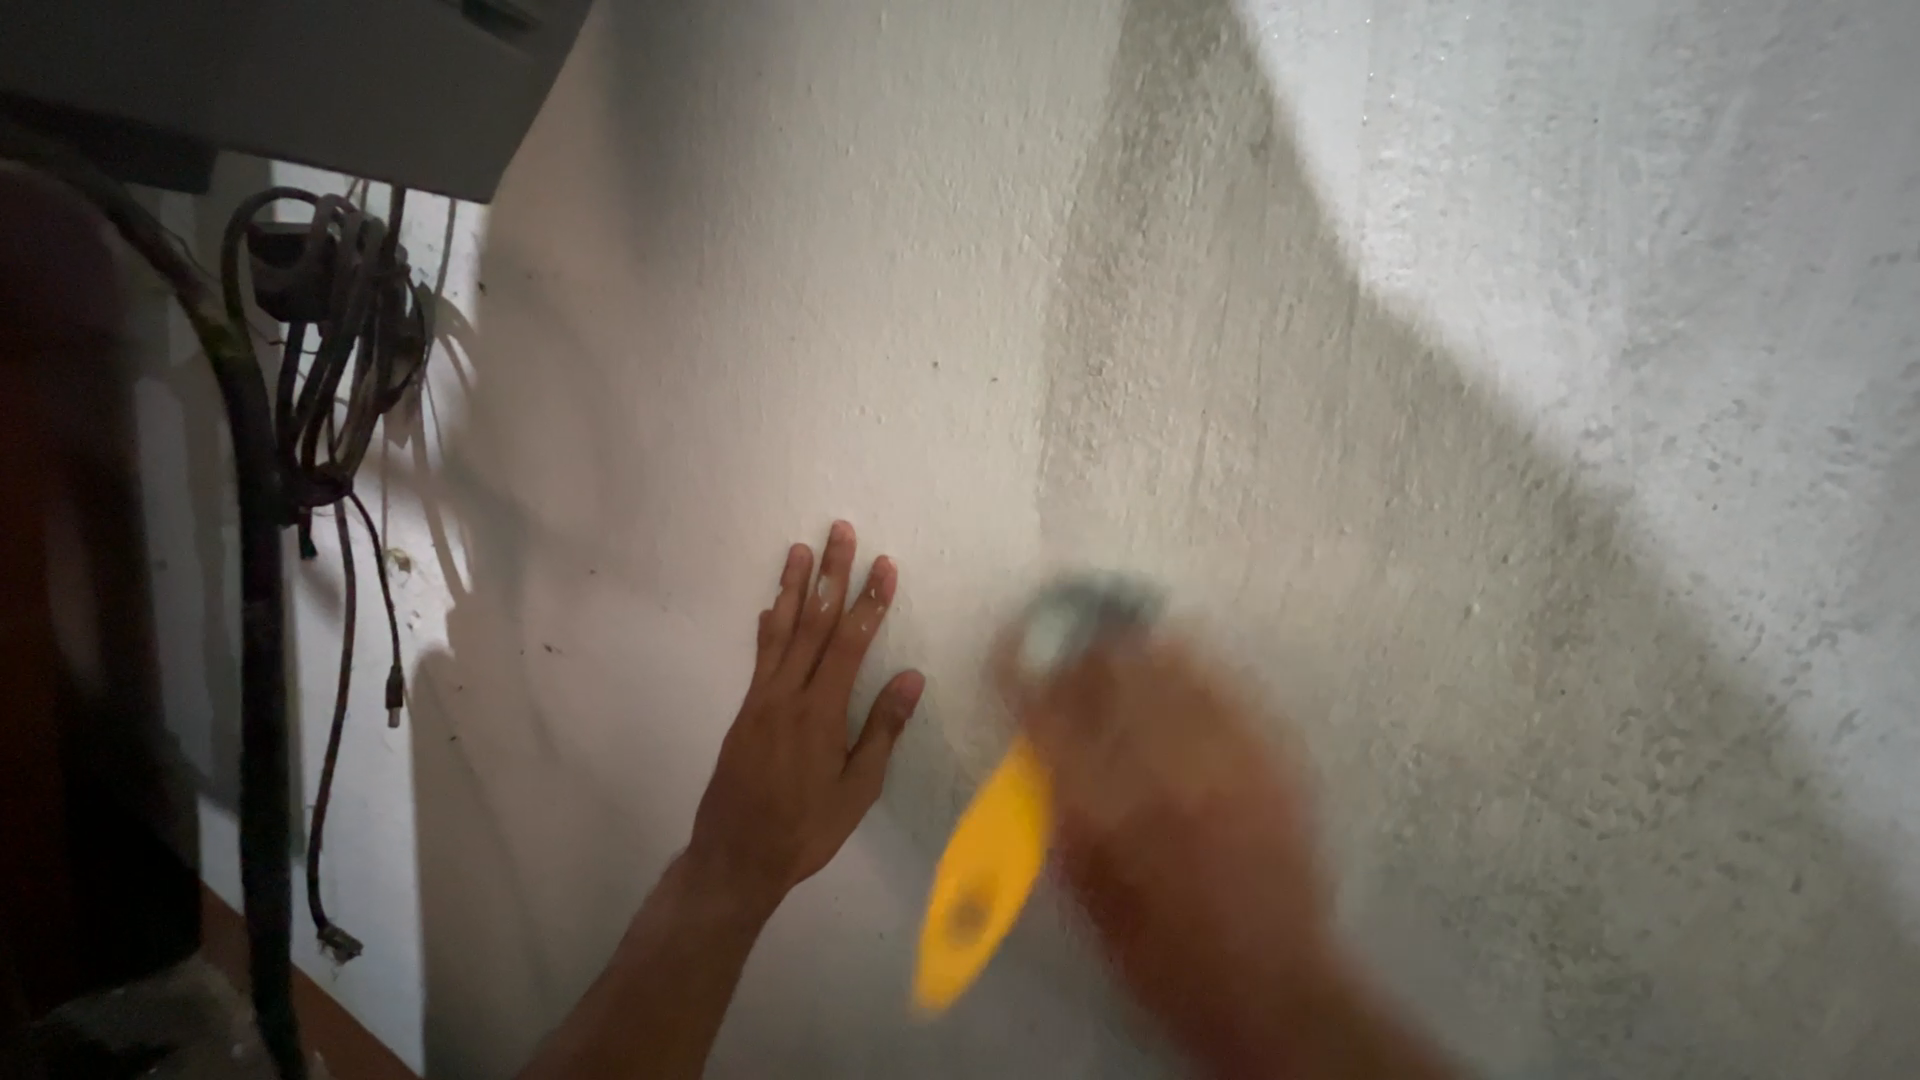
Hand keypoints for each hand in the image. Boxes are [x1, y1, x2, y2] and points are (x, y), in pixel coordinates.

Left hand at [688, 521, 924, 911]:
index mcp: (821, 712)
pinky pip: (760, 657)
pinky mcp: (745, 710)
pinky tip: (768, 606)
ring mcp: (761, 699)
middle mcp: (787, 695)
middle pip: (812, 622)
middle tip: (839, 532)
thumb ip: (882, 729)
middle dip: (830, 574)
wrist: (736, 856)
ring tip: (800, 548)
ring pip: (780, 631)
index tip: (884, 566)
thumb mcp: (858, 789)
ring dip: (792, 586)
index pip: (850, 643)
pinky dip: (767, 626)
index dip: (869, 601)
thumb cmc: (807, 828)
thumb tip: (910, 676)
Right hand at [1001, 633, 1332, 1073]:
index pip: (1044, 708)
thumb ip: (1052, 802)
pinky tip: (1174, 649)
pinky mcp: (1272, 757)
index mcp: (1101, 808)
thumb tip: (1035, 737)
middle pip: (1107, 670)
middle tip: (1064, 638)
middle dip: (1076, 645)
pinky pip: (1226, 681)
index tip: (1007, 644)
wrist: (1272, 987)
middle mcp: (1160, 768)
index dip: (1018, 665)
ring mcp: (1224, 757)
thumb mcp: (1079, 886)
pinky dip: (1192, 658)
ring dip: (1130, 643)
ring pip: (1167, 663)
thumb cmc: (1156, 952)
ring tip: (1112, 634)